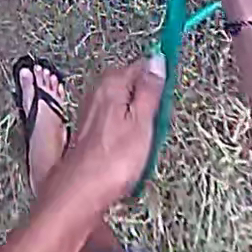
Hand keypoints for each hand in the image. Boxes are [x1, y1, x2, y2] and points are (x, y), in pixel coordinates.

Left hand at [46, 57, 165, 212]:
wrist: (82, 190)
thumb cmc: (111, 160)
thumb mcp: (142, 122)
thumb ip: (150, 90)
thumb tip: (157, 61)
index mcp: (112, 84)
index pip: (140, 65)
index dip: (158, 77)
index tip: (169, 90)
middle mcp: (99, 91)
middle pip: (132, 85)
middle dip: (149, 103)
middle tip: (158, 123)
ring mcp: (94, 110)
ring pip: (126, 106)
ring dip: (140, 121)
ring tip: (145, 143)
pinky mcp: (92, 129)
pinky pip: (118, 122)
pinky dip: (128, 133)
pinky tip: (132, 152)